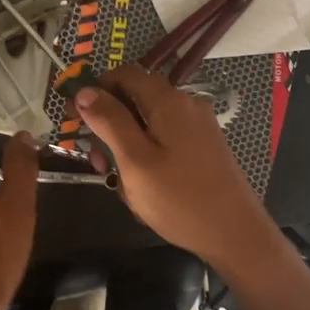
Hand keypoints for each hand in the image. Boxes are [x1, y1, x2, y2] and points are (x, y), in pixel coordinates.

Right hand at [75, 64, 279, 266]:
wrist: (235, 234)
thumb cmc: (179, 199)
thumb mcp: (134, 160)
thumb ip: (109, 121)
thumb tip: (85, 90)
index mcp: (169, 101)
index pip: (124, 74)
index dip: (95, 89)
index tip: (74, 117)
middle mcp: (186, 105)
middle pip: (135, 100)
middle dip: (110, 128)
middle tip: (98, 165)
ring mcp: (198, 127)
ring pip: (148, 126)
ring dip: (126, 150)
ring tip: (124, 187)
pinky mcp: (204, 147)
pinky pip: (164, 142)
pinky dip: (147, 160)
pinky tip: (144, 191)